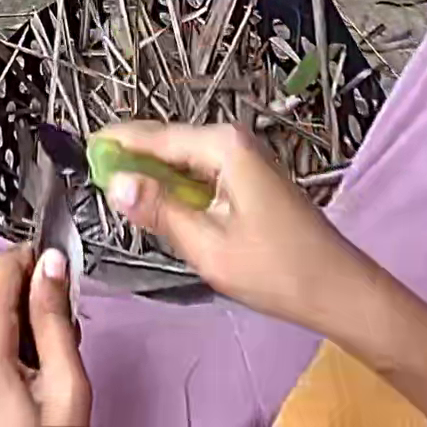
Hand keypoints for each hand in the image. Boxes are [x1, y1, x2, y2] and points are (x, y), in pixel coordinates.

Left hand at [0, 244, 90, 426]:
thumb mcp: (65, 388)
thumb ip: (55, 318)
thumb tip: (52, 262)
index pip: (4, 268)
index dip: (36, 260)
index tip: (64, 273)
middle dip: (32, 296)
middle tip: (64, 331)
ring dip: (20, 318)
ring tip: (47, 359)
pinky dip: (4, 338)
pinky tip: (27, 372)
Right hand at [96, 122, 369, 330]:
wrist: (342, 291)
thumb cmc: (277, 269)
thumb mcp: (208, 245)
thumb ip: (158, 209)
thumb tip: (116, 181)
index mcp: (222, 145)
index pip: (155, 136)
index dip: (117, 141)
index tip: (84, 147)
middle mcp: (230, 138)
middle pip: (167, 141)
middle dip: (132, 155)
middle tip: (95, 172)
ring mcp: (241, 153)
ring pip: (181, 156)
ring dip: (152, 171)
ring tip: (118, 187)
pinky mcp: (246, 172)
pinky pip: (198, 169)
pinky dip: (174, 182)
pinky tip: (158, 199)